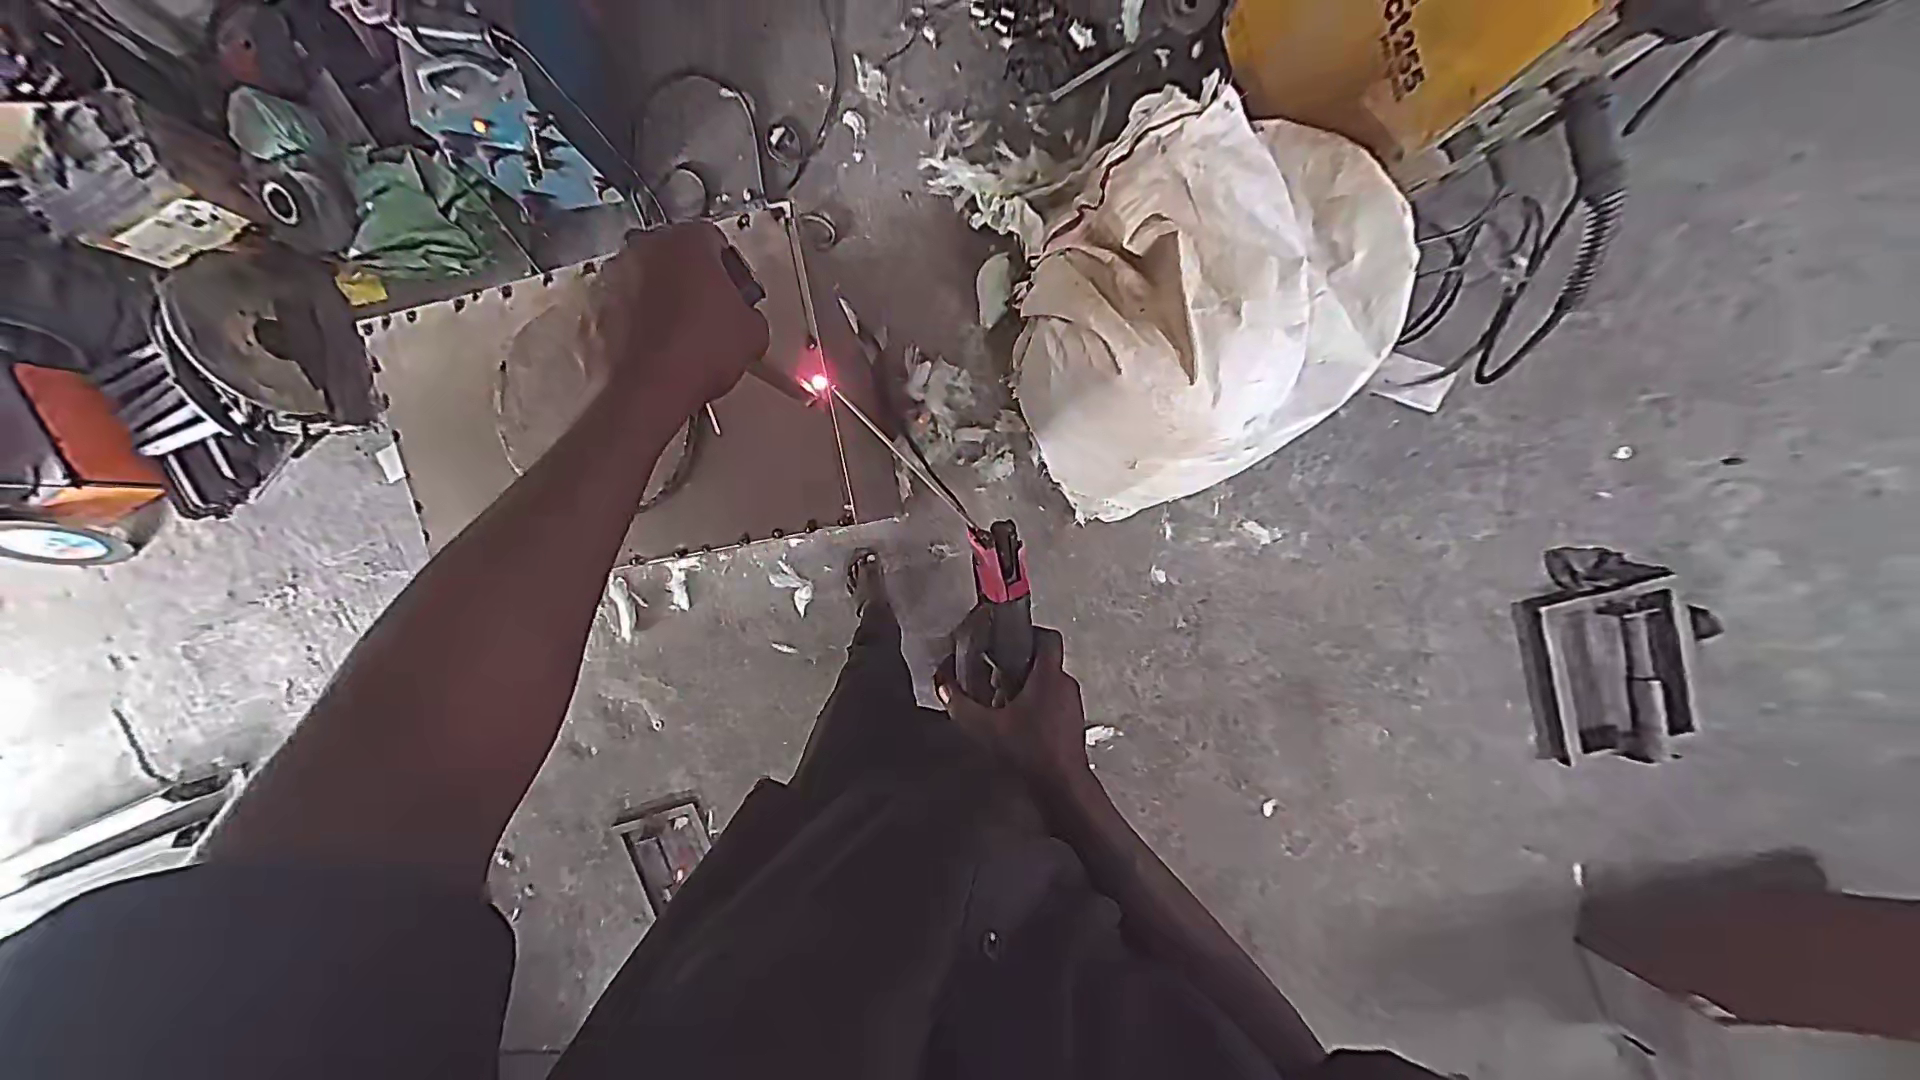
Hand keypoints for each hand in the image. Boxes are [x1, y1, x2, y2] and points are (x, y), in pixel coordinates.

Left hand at [585, 223, 770, 417]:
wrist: (649, 386)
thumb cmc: (703, 350)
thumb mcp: (753, 334)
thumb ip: (750, 313)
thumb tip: (744, 318)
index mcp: (688, 241)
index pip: (716, 240)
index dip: (732, 269)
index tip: (739, 293)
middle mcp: (646, 246)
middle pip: (677, 255)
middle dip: (695, 279)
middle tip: (713, 312)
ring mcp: (615, 273)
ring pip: (649, 278)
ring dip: (666, 296)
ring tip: (685, 333)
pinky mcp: (596, 304)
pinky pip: (627, 304)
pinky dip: (641, 318)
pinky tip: (660, 346)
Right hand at [941, 628, 1091, 792]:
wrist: (1062, 789)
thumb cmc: (1031, 754)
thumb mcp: (985, 726)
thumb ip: (960, 703)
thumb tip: (944, 687)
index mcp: (1049, 676)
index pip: (1048, 638)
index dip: (1029, 632)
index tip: (1008, 639)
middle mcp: (1065, 686)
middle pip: (1044, 660)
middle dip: (1019, 664)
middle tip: (996, 674)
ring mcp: (1072, 705)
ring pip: (1048, 682)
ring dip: (1026, 686)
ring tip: (1002, 701)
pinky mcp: (1072, 723)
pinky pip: (1054, 702)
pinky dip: (1036, 705)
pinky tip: (1015, 723)